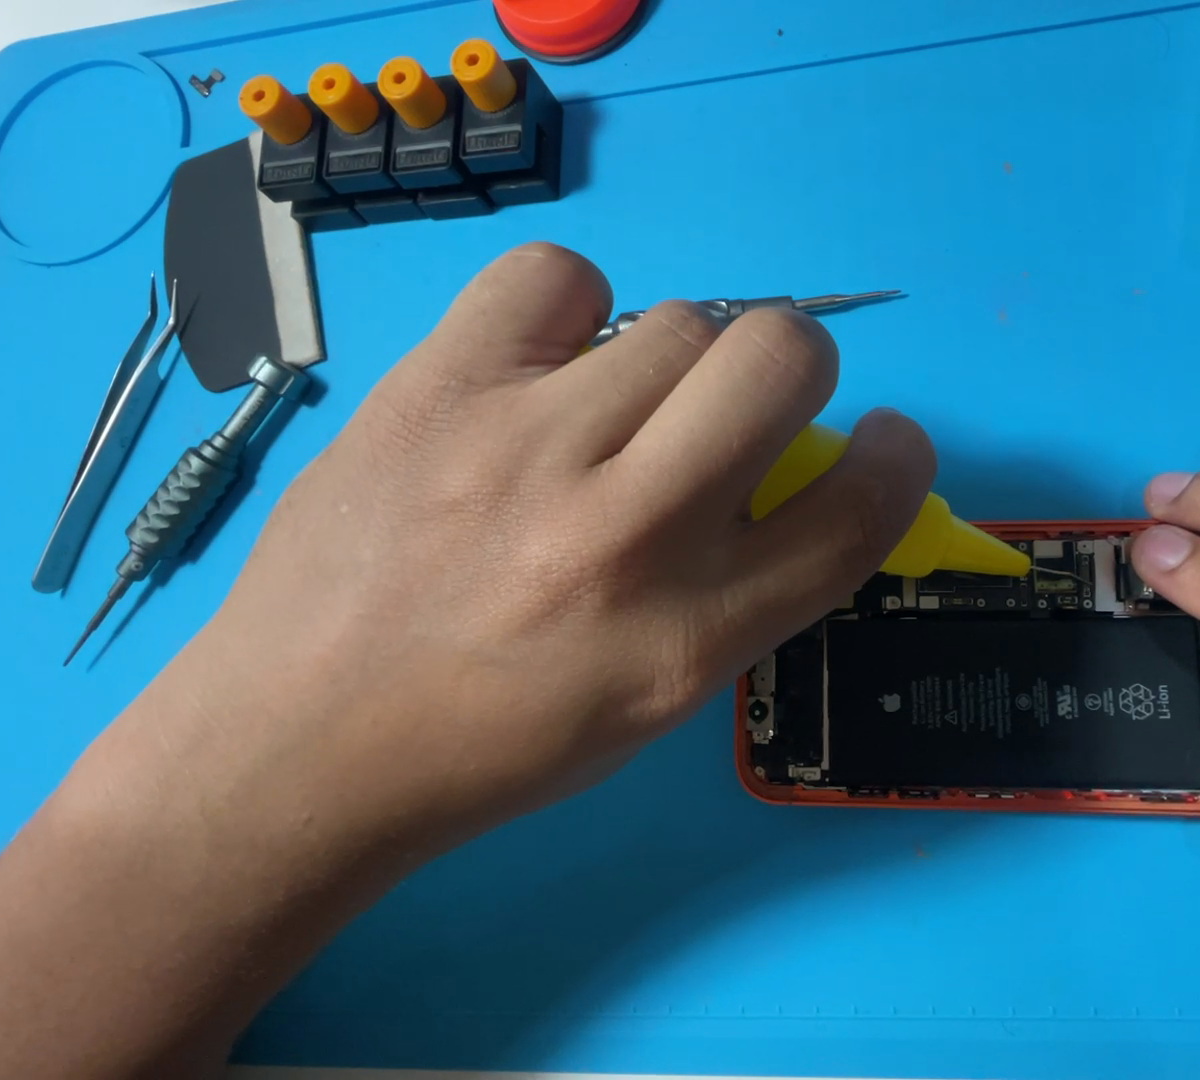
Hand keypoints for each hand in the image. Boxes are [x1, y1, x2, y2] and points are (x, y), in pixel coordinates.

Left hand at [88, 242, 934, 861]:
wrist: (304, 745)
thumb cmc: (504, 737)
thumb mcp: (661, 691)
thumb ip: (748, 583)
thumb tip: (789, 463)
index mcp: (695, 632)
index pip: (856, 512)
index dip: (896, 458)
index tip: (882, 443)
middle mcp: (628, 531)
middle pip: (781, 357)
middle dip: (790, 368)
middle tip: (737, 406)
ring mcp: (528, 447)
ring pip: (680, 316)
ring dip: (677, 358)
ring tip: (614, 409)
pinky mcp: (436, 389)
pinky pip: (559, 277)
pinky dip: (574, 311)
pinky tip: (542, 368)